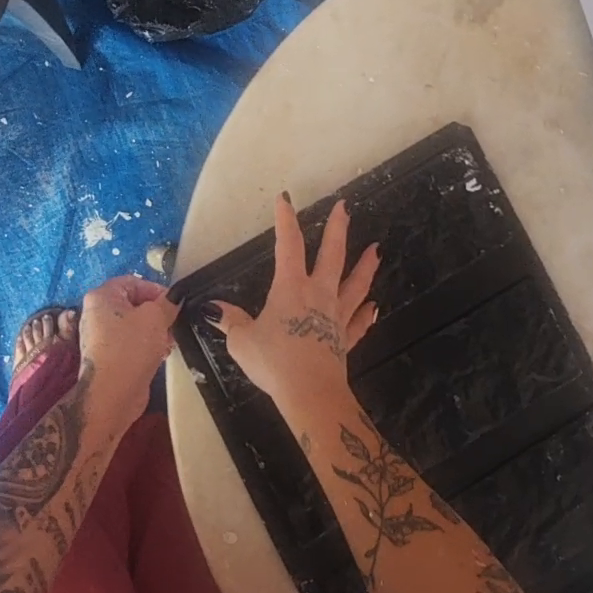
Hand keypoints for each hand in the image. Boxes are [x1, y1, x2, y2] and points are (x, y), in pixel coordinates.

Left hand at [77, 275, 178, 428]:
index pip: (133, 282)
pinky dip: (146, 344)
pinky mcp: (107, 356)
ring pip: (134, 324)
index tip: (174, 303)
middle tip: (173, 323)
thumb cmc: (131, 347)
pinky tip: (160, 354)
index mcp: (101, 297)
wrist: (112, 395)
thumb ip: (168, 303)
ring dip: (154, 330)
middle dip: (157, 312)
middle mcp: (96, 313)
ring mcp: (100, 336)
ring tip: (169, 341)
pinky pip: (131, 342)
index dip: (156, 289)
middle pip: (134, 303)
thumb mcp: (156, 317)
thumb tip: (175, 298)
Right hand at [208, 195, 381, 416]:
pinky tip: (374, 306)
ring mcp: (336, 317)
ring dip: (366, 266)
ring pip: (355, 284)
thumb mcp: (241, 340)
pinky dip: (366, 313)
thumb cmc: (274, 362)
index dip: (285, 220)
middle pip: (332, 255)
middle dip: (337, 229)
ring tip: (377, 250)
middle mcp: (318, 294)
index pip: (287, 245)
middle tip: (345, 208)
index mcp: (290, 288)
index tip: (285, 199)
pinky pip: (359, 322)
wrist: (310, 393)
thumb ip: (230, 321)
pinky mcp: (345, 340)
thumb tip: (215, 309)